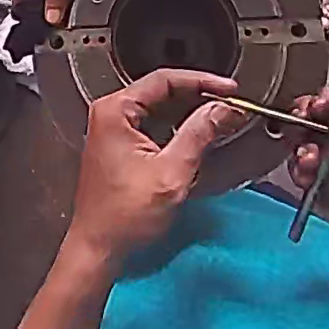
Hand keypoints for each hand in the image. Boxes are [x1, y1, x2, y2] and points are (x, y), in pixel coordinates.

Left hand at [64, 69, 247, 270]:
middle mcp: (111, 112)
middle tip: (231, 103)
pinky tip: (201, 133)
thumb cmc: (124, 216)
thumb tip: (223, 110)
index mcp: (115, 110)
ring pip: (161, 107)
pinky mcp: (121, 143)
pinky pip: (155, 123)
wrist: (98, 249)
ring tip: (222, 116)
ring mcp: (114, 127)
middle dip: (200, 96)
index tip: (229, 88)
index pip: (164, 80)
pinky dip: (179, 126)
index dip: (202, 81)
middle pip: (163, 90)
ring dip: (192, 112)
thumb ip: (198, 135)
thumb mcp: (170, 173)